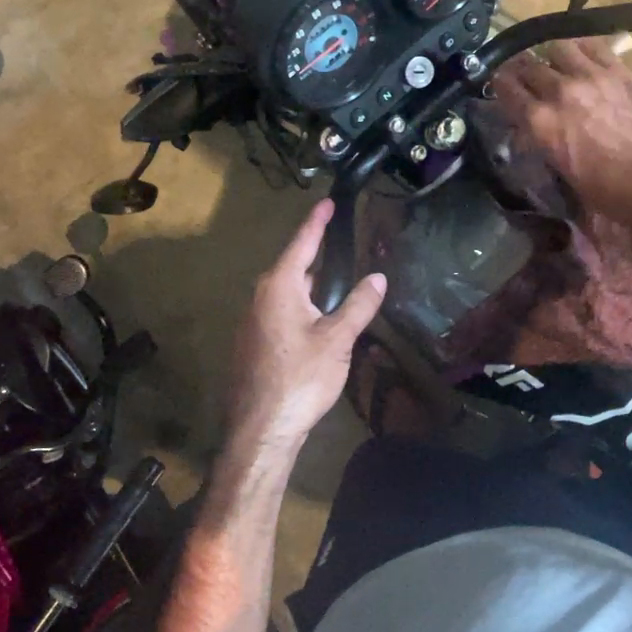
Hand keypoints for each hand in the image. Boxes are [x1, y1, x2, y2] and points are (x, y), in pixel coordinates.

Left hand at [226, 199, 385, 447]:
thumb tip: (378, 277)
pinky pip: (281, 311)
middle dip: (318, 257)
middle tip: (344, 247)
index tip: (328, 201)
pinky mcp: (253, 343)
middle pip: (294, 267)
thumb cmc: (300, 378)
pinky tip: (320, 323)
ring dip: (311, 287)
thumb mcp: (338, 339)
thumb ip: (358, 305)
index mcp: (279, 285)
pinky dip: (302, 307)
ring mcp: (253, 320)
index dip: (317, 221)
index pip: (302, 242)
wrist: (260, 429)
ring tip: (339, 286)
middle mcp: (261, 295)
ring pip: (288, 292)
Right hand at [492, 37, 631, 237]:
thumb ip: (542, 143)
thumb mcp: (562, 173)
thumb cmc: (611, 192)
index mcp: (540, 122)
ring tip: (557, 65)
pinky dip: (582, 47)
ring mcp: (590, 76)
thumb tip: (531, 132)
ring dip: (552, 56)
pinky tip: (583, 56)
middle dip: (521, 69)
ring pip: (557, 47)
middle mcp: (559, 91)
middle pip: (527, 64)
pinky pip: (592, 44)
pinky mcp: (619, 70)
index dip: (499, 84)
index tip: (500, 84)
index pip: (505, 87)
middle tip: (525, 75)